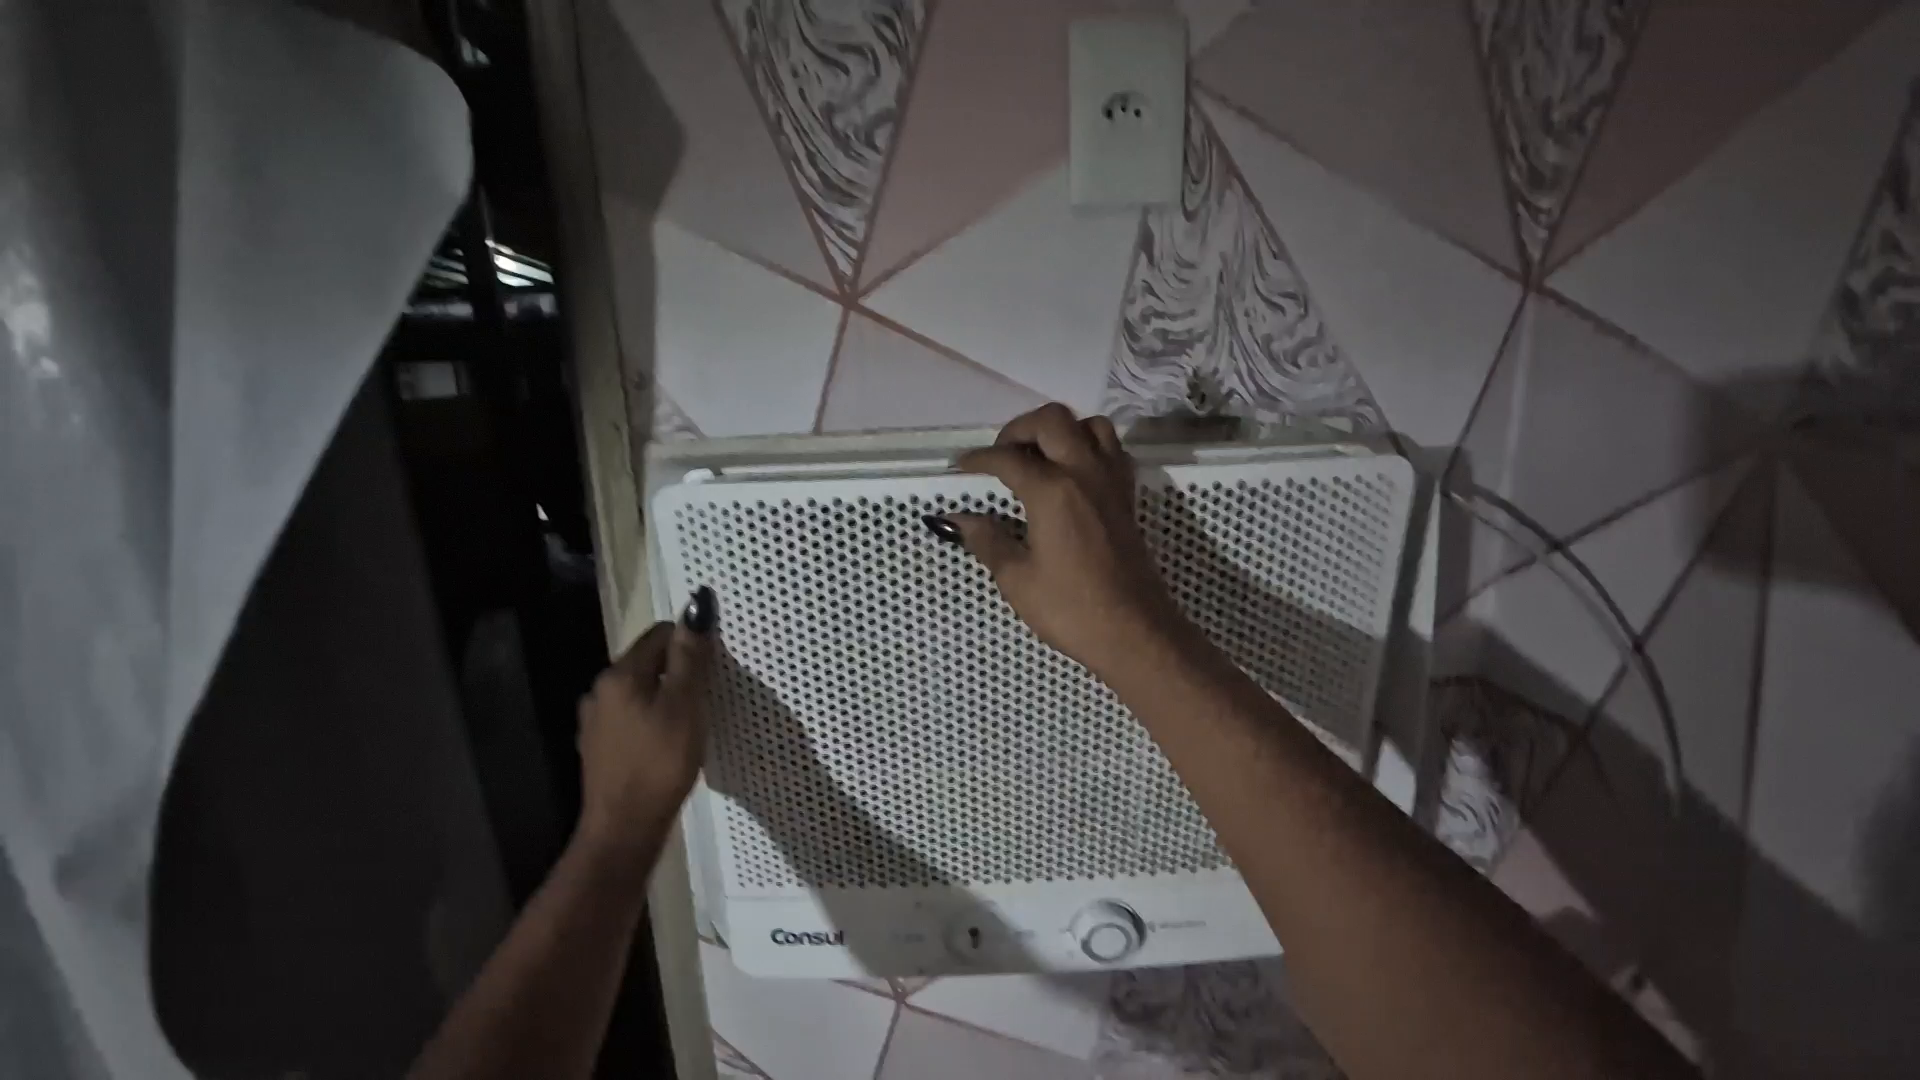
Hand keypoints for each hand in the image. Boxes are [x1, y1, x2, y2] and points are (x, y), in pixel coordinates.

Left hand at [575, 596, 714, 854]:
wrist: (624, 827)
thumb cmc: (661, 763)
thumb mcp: (685, 705)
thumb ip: (691, 656)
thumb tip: (696, 604)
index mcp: (620, 674)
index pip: (659, 633)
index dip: (690, 642)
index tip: (714, 668)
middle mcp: (600, 689)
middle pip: (647, 661)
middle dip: (678, 668)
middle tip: (707, 695)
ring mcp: (595, 719)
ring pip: (639, 690)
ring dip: (664, 695)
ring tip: (690, 719)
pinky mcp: (598, 745)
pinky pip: (631, 716)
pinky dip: (650, 718)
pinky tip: (665, 741)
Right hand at [944, 404, 1193, 680]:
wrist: (1135, 634)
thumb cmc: (1071, 610)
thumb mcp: (1017, 579)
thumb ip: (987, 540)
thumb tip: (956, 519)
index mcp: (1052, 491)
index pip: (1007, 458)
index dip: (978, 459)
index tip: (959, 468)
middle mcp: (1084, 473)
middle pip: (1052, 420)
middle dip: (1019, 429)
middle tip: (1000, 454)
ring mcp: (1111, 482)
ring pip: (1089, 426)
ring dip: (1060, 431)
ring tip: (1038, 457)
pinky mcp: (1127, 497)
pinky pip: (1110, 450)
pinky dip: (1088, 447)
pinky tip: (1071, 474)